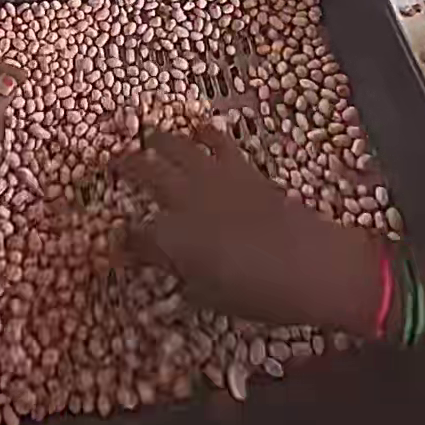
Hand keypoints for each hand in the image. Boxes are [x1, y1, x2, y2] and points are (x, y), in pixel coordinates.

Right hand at [114, 113, 383, 331]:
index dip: (124, 238)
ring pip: (174, 147)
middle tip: (113, 159)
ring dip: (158, 140)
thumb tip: (167, 271)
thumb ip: (183, 278)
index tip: (117, 241)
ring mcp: (211, 178)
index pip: (136, 234)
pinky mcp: (238, 167)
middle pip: (144, 172)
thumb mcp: (213, 296)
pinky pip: (217, 141)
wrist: (311, 264)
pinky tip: (199, 128)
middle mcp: (184, 198)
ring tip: (149, 135)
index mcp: (173, 236)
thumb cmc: (260, 292)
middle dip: (125, 165)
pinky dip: (206, 133)